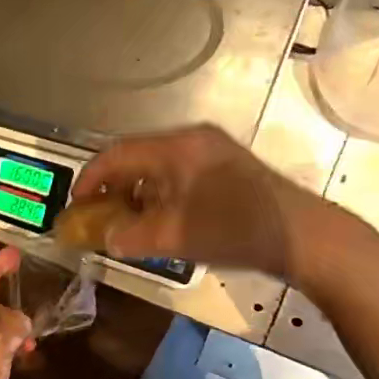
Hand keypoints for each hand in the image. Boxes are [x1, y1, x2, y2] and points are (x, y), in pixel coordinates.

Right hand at [71, 125, 334, 282]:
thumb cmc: (235, 230)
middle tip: (98, 215)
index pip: (117, 154)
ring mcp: (213, 152)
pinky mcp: (227, 168)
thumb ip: (131, 236)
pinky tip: (160, 221)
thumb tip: (107, 237)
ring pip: (158, 167)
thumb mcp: (174, 237)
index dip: (91, 179)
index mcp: (177, 147)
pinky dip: (159, 195)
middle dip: (112, 187)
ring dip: (136, 193)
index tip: (75, 204)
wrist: (303, 237)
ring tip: (126, 222)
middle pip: (136, 157)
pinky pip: (178, 175)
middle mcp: (193, 140)